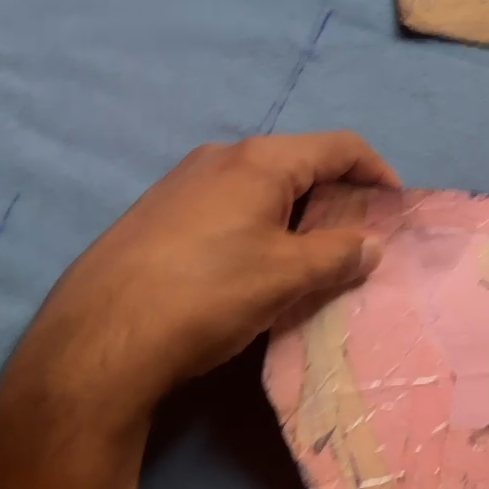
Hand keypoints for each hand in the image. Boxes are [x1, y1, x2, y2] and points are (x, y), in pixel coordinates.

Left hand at [6, 132, 399, 421]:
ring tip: (307, 256)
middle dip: (335, 195)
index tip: (394, 205)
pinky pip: (226, 204)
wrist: (93, 342)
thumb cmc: (207, 295)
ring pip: (259, 185)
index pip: (338, 146)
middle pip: (298, 162)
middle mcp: (220, 157)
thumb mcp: (287, 276)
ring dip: (295, 212)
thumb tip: (371, 244)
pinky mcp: (155, 214)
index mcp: (260, 160)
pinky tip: (250, 266)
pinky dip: (257, 223)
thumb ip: (339, 254)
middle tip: (355, 237)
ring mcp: (181, 183)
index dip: (376, 170)